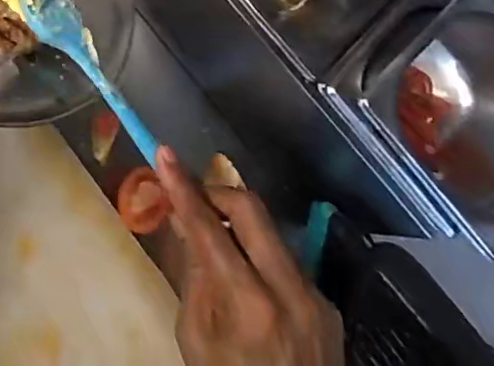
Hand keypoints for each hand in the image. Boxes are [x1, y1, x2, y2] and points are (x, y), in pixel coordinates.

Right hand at [157, 147, 344, 365]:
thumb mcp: (196, 340)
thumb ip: (193, 275)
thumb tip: (185, 222)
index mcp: (250, 306)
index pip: (208, 228)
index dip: (182, 187)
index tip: (164, 152)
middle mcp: (290, 292)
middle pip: (251, 208)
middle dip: (216, 193)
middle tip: (192, 198)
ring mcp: (316, 298)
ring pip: (270, 232)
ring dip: (238, 225)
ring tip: (215, 241)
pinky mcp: (329, 306)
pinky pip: (286, 260)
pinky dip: (258, 255)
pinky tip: (245, 277)